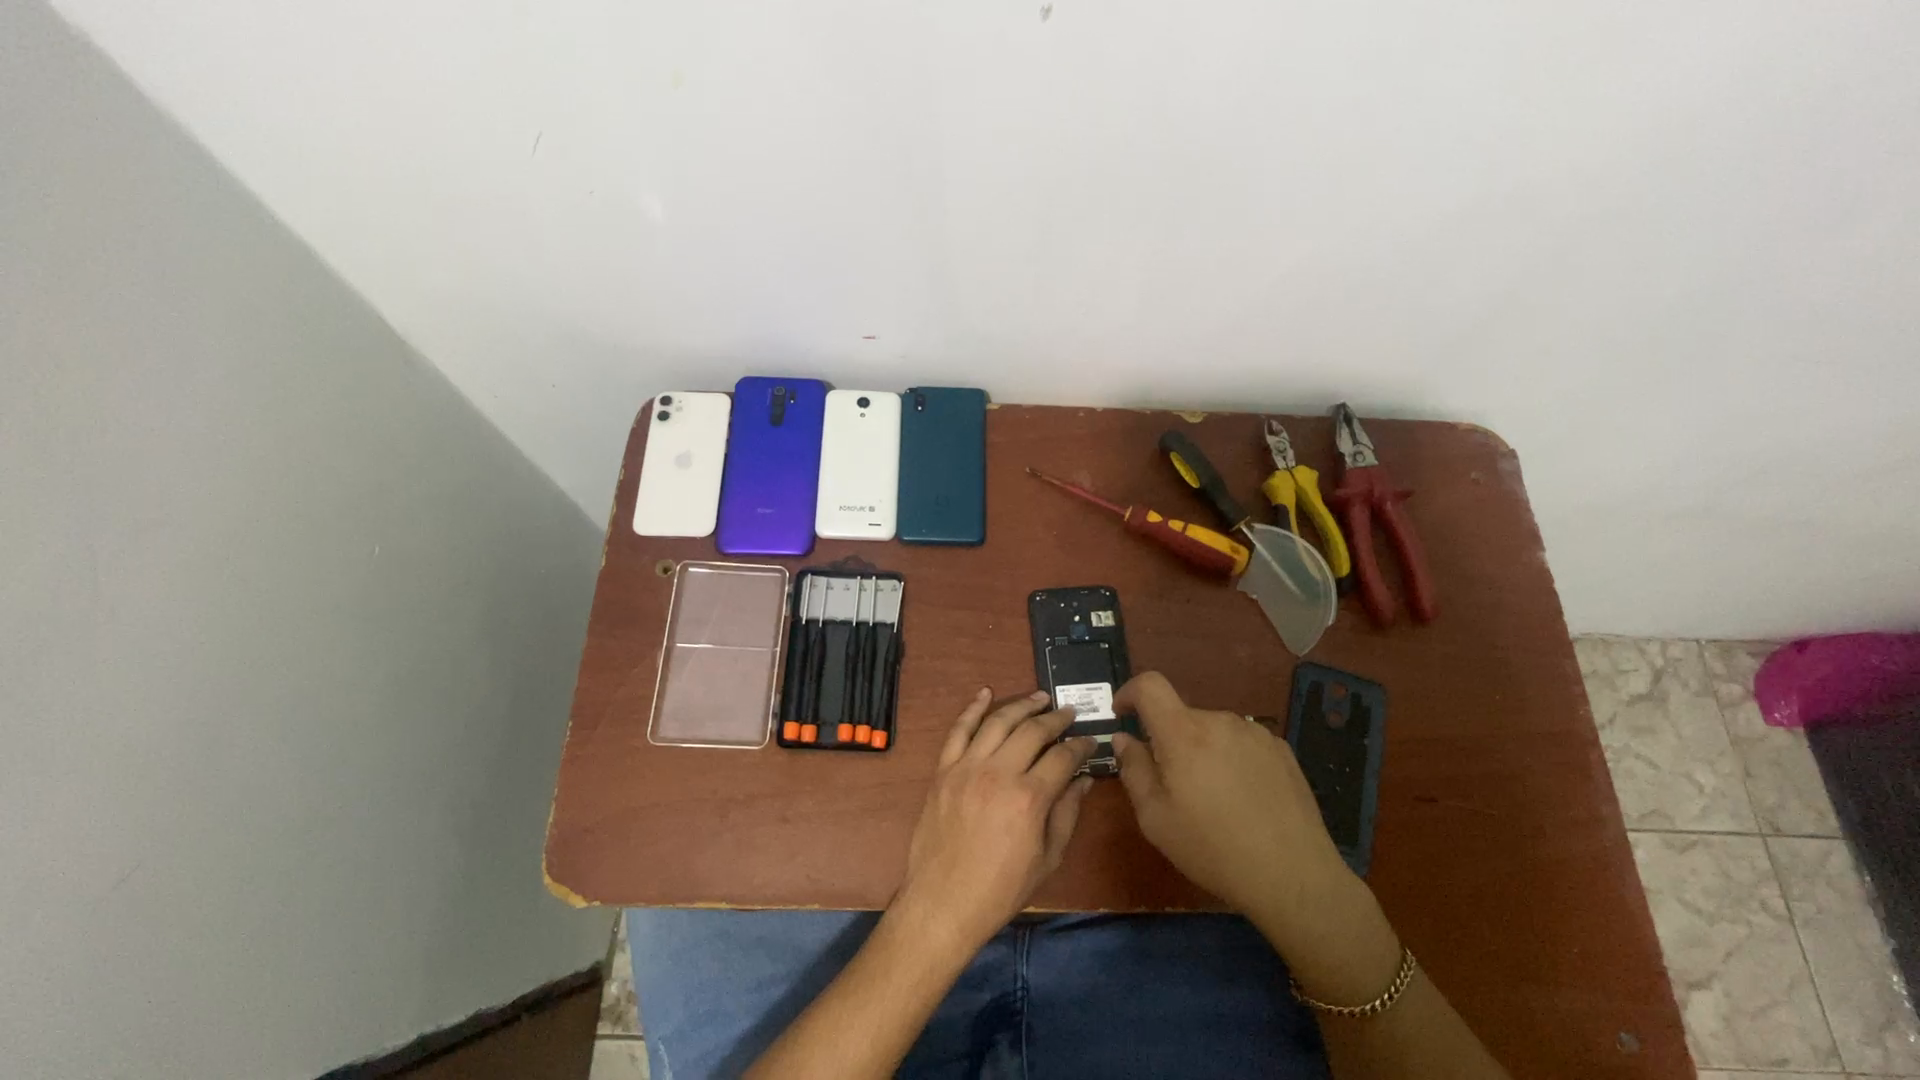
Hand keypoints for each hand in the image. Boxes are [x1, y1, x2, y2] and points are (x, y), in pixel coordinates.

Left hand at [893, 689, 1096, 952]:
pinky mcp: (944, 771)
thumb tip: (1083, 780)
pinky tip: (986, 694)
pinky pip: (958, 731)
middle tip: (1069, 713)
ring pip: (998, 722)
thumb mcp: (1047, 858)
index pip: (1063, 757)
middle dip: (1056, 719)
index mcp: (1029, 797)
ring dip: (1021, 705)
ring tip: (1039, 698)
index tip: (1091, 742)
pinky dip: (973, 709)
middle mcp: (998, 773)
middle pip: (1033, 731)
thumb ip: (1066, 813)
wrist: (944, 901)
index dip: (1081, 746)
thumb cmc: (1002, 888)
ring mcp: (967, 768)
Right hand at [1111, 672, 1361, 947]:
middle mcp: (1221, 721)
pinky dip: (1231, 759)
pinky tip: (1243, 799)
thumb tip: (1124, 738)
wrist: (1292, 875)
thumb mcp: (1156, 818)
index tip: (1122, 714)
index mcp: (1184, 733)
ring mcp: (1256, 733)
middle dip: (1168, 740)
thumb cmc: (1212, 849)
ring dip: (1202, 750)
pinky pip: (1242, 743)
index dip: (1130, 692)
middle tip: (1172, 786)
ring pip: (1213, 730)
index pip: (1150, 685)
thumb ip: (1134, 770)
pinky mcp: (1282, 750)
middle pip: (1182, 715)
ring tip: (1213, 798)